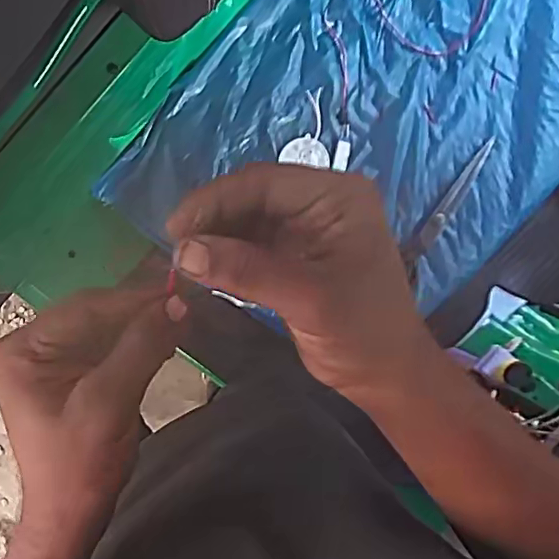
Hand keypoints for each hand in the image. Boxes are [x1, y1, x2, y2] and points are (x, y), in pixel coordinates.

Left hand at [0, 287, 183, 546]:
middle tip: (184, 303)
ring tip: (180, 318)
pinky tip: (163, 338)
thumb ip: (140, 349)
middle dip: (139, 312)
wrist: (70, 518)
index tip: (176, 293)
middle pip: (93, 315)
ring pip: (104, 329)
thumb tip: (175, 305)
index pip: (83, 309)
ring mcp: (50, 362)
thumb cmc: (76, 469)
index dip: (133, 299)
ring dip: (141, 326)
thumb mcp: (107, 403)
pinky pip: (108, 348)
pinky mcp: (71, 377)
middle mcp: (30, 348)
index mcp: (21, 350)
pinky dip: (137, 344)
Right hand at [166, 163, 437, 399]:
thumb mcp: (306, 299)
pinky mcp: (292, 253)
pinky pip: (248, 244)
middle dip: (211, 219)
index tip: (175, 229)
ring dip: (213, 237)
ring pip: (245, 219)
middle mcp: (319, 202)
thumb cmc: (362, 332)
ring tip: (183, 260)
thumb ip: (246, 271)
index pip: (263, 183)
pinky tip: (202, 268)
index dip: (213, 201)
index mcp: (335, 195)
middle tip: (174, 247)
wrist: (385, 374)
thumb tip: (183, 251)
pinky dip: (223, 255)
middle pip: (250, 196)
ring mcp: (305, 227)